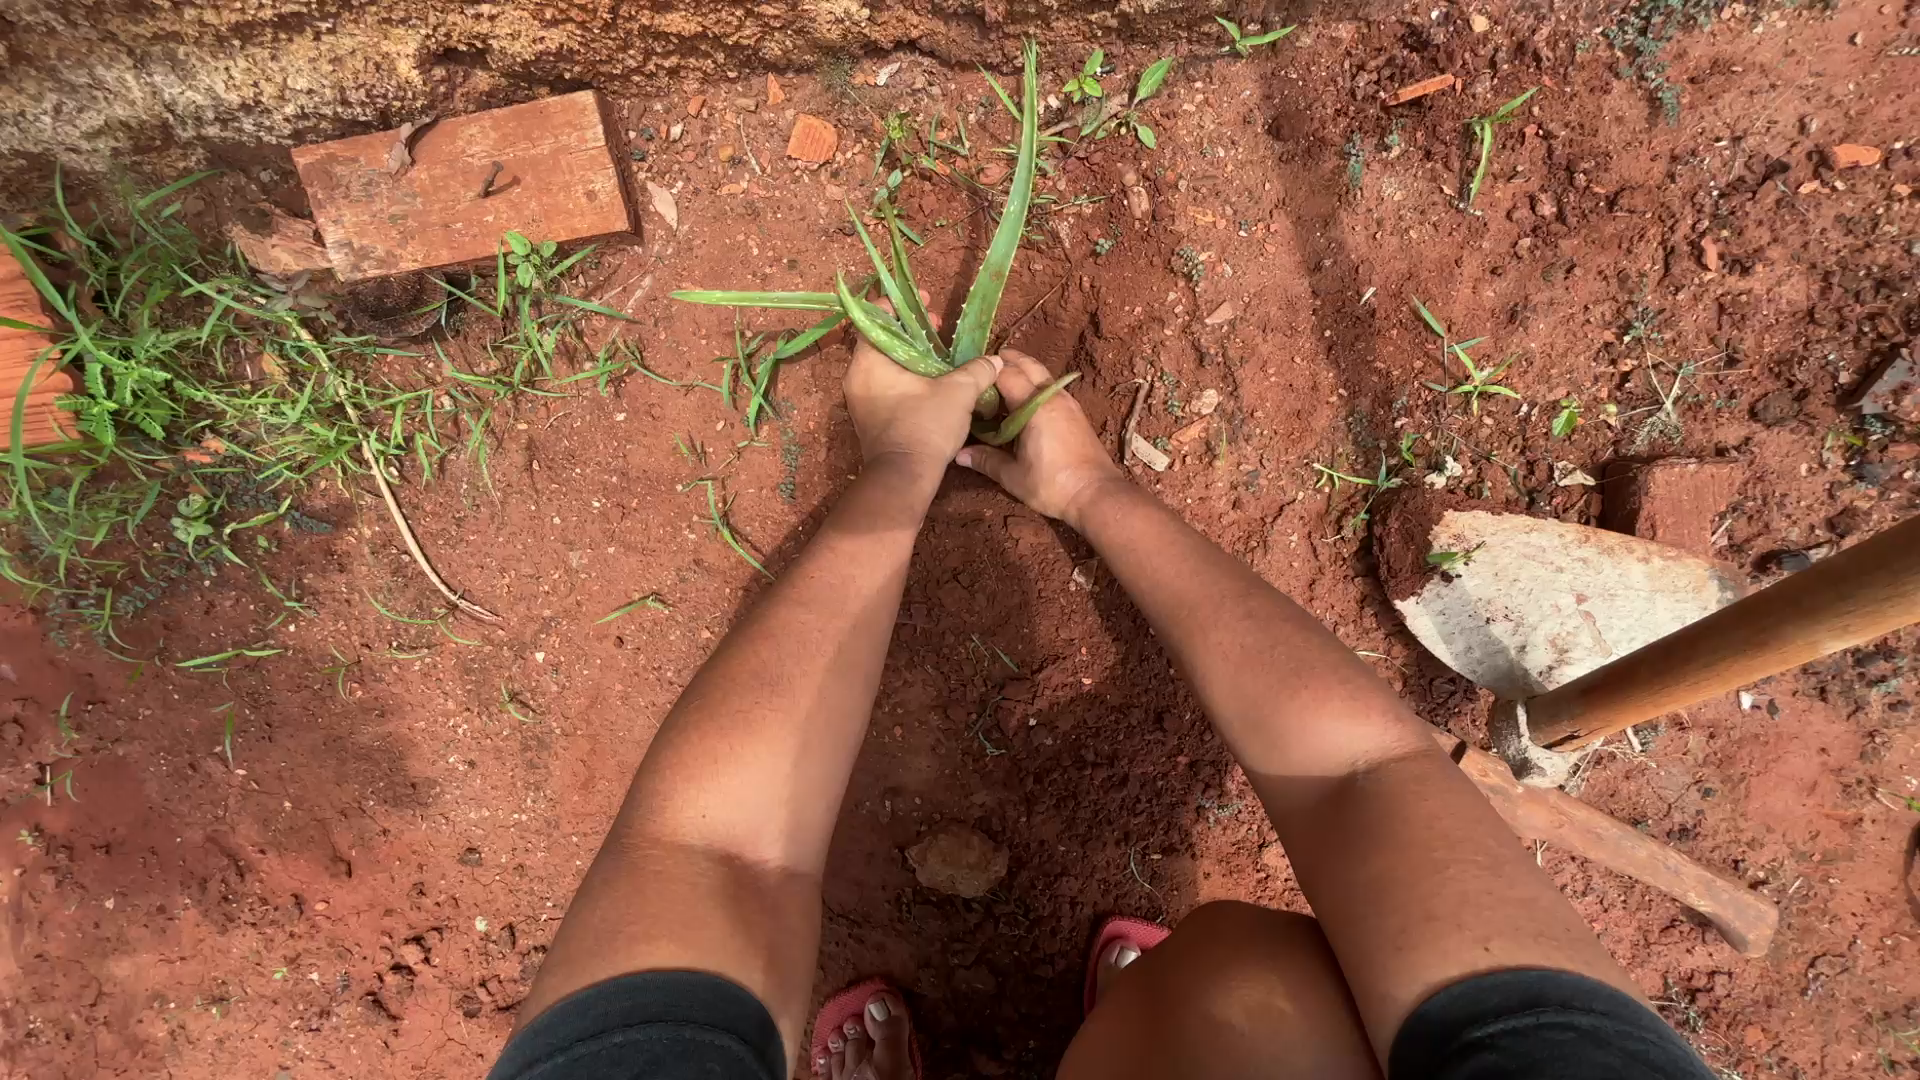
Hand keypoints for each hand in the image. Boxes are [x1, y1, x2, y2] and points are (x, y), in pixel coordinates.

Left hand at [843, 298, 1002, 472]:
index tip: (927, 304)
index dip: (902, 305)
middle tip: (938, 327)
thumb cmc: (924, 428)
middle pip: (882, 339)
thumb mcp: (957, 393)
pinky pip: (886, 384)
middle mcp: (857, 377)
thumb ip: (976, 371)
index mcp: (868, 361)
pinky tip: (932, 380)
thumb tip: (995, 361)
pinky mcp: (870, 417)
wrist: (904, 478)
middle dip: (912, 329)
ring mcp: (860, 399)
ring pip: (885, 363)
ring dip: (911, 354)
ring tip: (940, 354)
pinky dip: (906, 375)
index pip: (876, 316)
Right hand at [954, 349, 1127, 527]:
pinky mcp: (1076, 413)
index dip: (986, 373)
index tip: (969, 379)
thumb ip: (986, 460)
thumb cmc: (1053, 485)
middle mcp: (1052, 397)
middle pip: (1028, 365)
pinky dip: (1035, 387)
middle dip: (1006, 361)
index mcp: (1035, 407)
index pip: (1006, 374)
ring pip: (1042, 375)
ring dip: (1023, 372)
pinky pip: (1051, 389)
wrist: (1097, 494)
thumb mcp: (1013, 476)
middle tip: (985, 367)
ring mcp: (1068, 403)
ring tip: (1001, 382)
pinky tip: (1024, 403)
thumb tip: (960, 454)